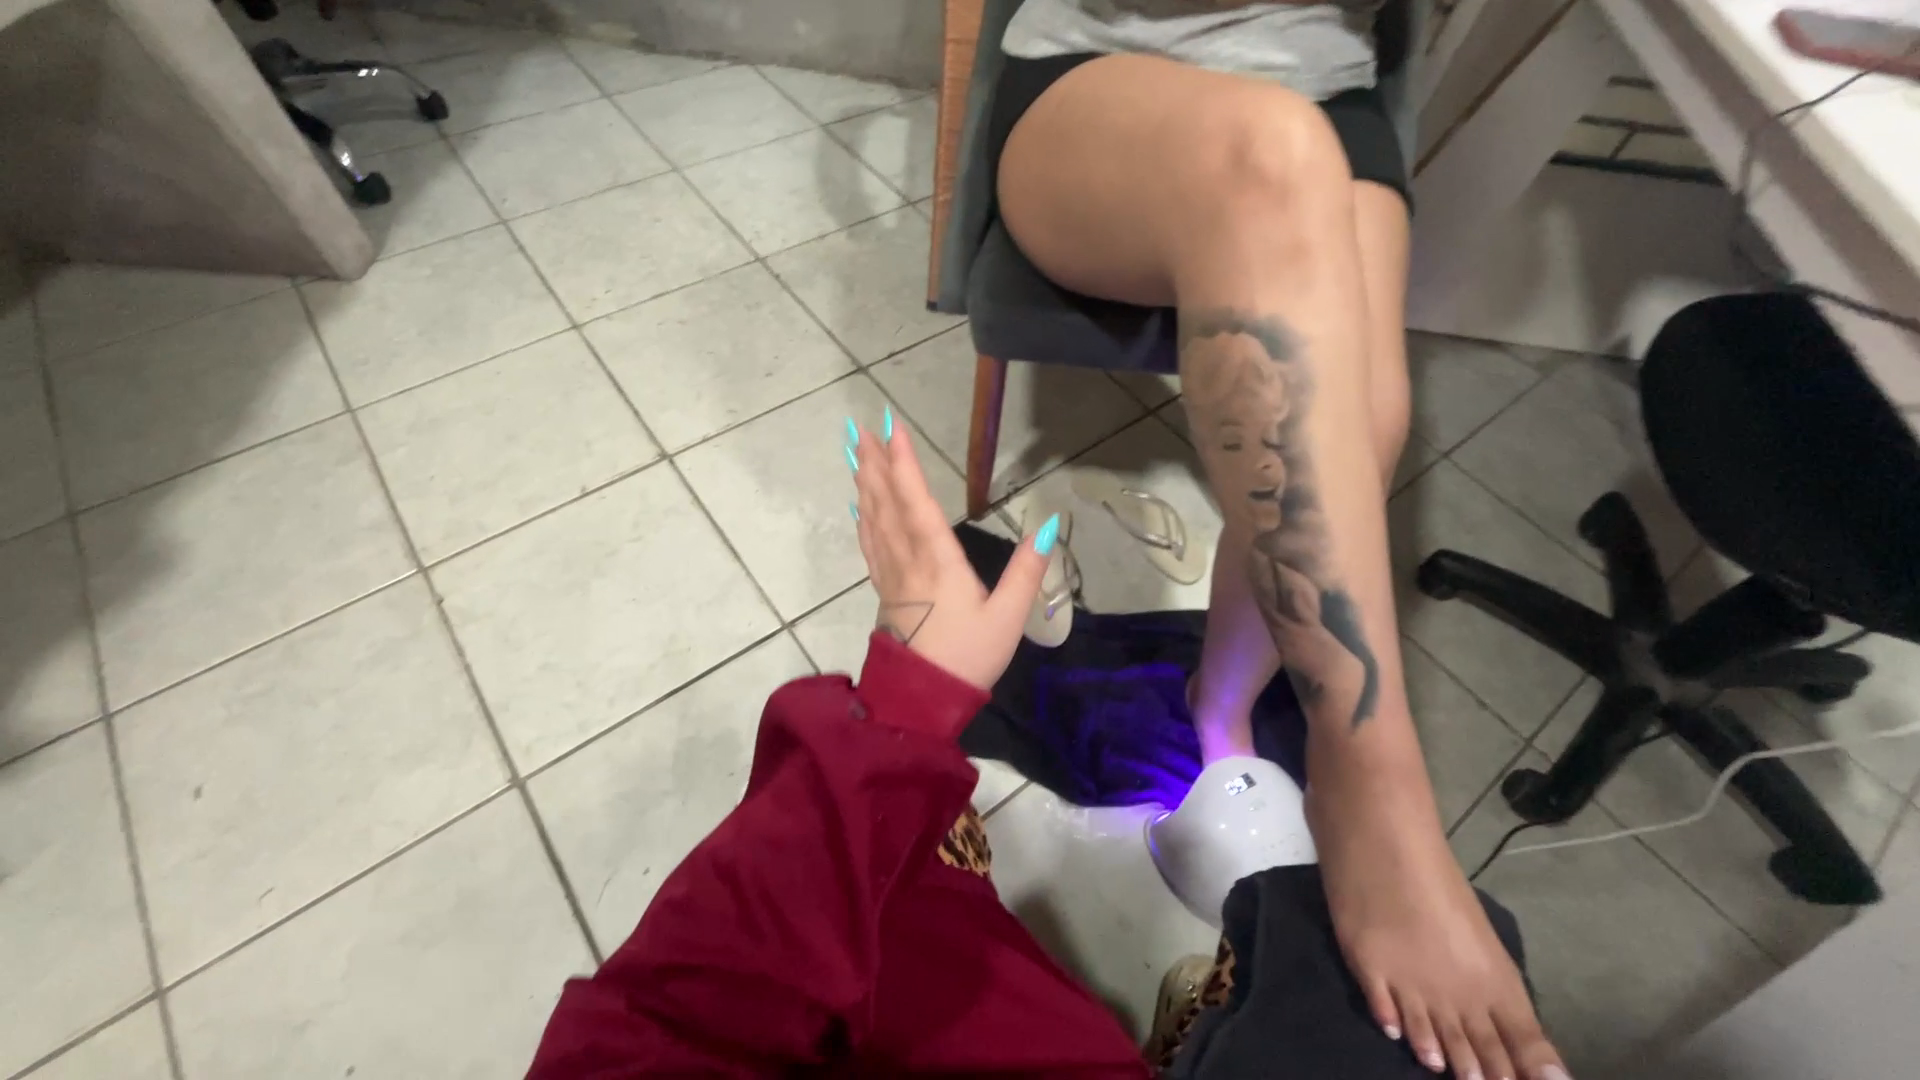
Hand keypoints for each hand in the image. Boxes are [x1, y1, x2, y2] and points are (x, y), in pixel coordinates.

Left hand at [848, 412, 1056, 690]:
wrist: (922, 699)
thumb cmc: (969, 656)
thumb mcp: (1008, 616)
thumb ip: (1028, 570)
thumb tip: (1048, 524)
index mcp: (938, 560)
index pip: (918, 501)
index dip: (905, 463)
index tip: (893, 428)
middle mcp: (908, 559)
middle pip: (887, 502)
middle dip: (875, 462)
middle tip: (860, 426)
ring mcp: (891, 574)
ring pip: (873, 519)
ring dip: (866, 483)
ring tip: (857, 453)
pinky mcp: (884, 590)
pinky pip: (869, 544)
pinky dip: (863, 518)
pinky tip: (858, 506)